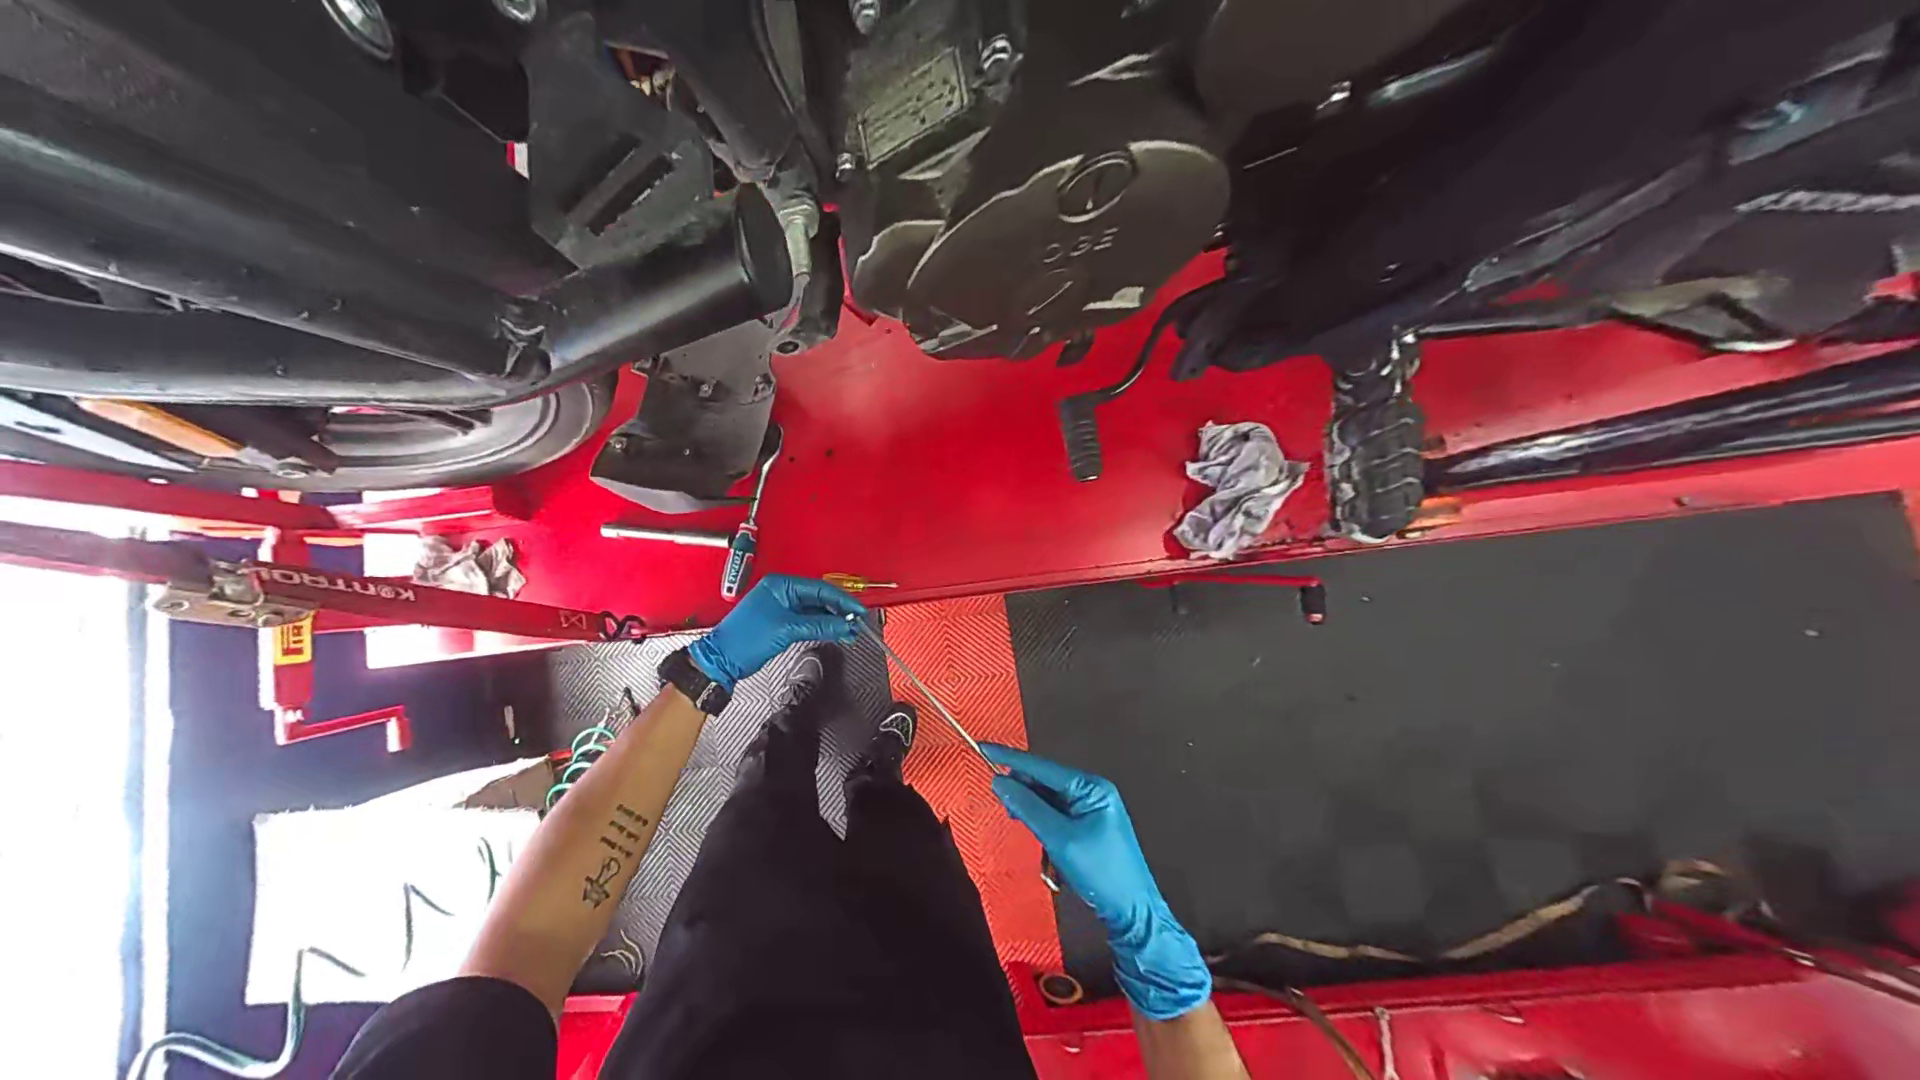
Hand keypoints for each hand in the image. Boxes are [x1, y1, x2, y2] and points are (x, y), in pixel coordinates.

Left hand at [687, 575, 865, 690]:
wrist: (722, 660)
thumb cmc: (743, 639)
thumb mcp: (787, 629)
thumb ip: (819, 625)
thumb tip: (844, 624)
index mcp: (780, 585)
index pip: (819, 588)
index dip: (842, 600)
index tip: (857, 610)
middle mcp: (782, 593)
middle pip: (819, 599)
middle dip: (839, 611)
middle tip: (856, 622)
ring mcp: (783, 608)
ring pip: (816, 611)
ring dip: (833, 621)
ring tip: (849, 630)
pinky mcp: (783, 622)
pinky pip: (809, 621)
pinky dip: (822, 627)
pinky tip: (835, 633)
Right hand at [980, 743, 1211, 1019]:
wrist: (1134, 913)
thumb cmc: (1101, 873)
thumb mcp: (1060, 839)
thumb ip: (1028, 808)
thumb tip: (999, 782)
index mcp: (1091, 787)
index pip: (1043, 766)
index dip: (1010, 758)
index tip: (983, 747)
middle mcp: (1092, 790)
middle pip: (1044, 780)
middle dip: (1021, 790)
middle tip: (1002, 806)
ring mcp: (1090, 808)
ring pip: (1047, 798)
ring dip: (1031, 809)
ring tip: (1019, 822)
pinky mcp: (1087, 825)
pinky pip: (1055, 814)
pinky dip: (1041, 822)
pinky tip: (1037, 835)